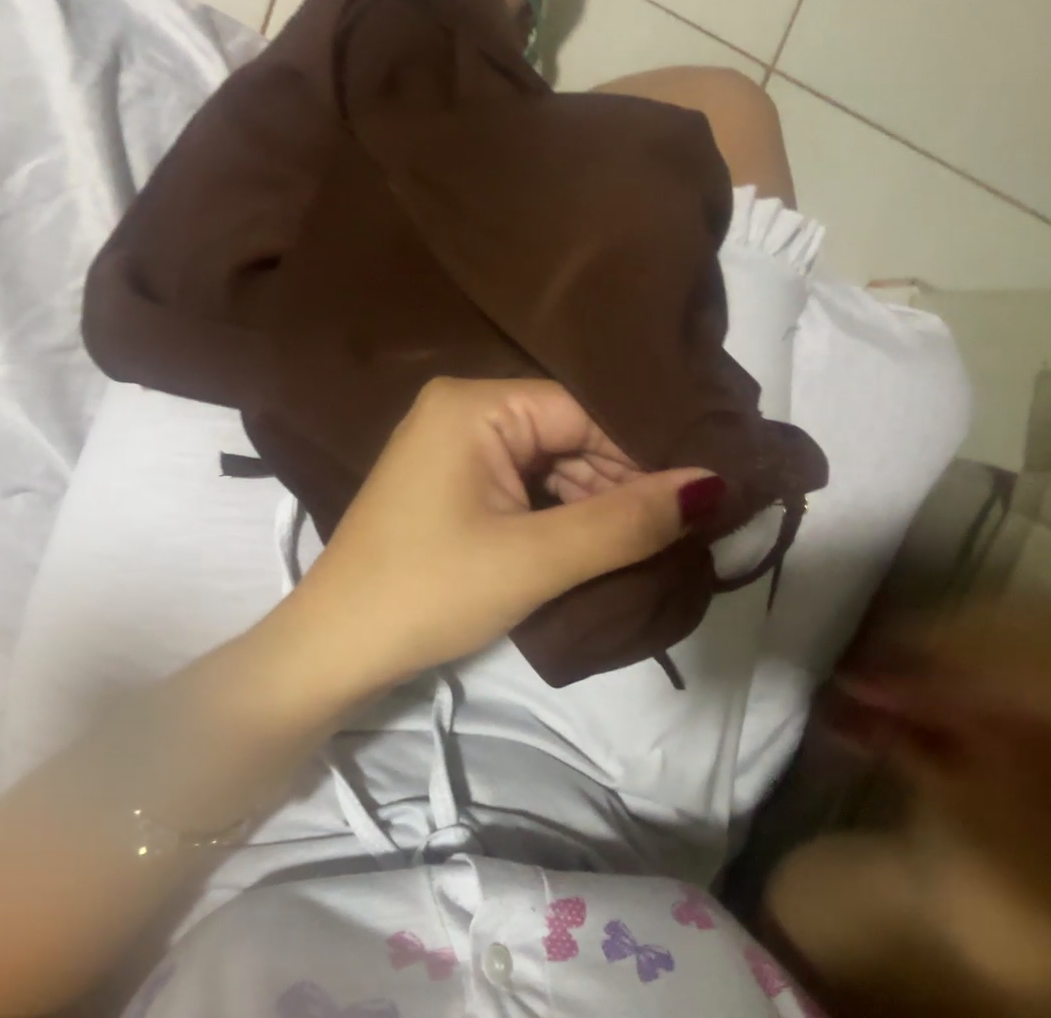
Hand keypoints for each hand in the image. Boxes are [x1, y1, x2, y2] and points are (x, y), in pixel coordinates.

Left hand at [280, 377, 724, 688]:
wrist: (335, 646)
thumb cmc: (430, 592)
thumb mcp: (535, 559)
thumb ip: (626, 520)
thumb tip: (716, 485)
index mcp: (473, 404)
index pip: (586, 411)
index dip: (645, 454)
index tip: (703, 496)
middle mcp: (459, 409)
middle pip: (566, 433)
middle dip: (620, 481)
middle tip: (683, 527)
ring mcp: (447, 447)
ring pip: (546, 462)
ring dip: (592, 502)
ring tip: (649, 541)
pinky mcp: (445, 485)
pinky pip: (518, 485)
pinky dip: (556, 513)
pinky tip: (595, 543)